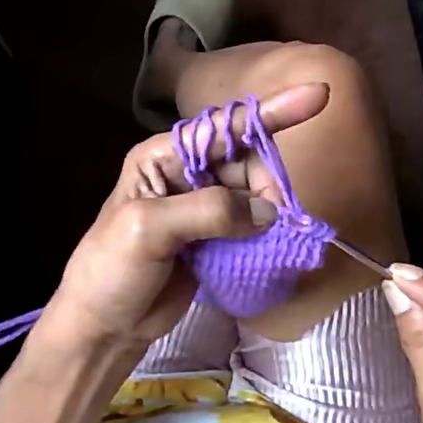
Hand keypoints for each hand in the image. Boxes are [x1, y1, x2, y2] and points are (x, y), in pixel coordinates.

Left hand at [37, 83, 331, 357]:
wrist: (105, 325)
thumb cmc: (112, 269)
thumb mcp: (147, 230)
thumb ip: (206, 211)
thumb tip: (265, 214)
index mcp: (161, 157)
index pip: (221, 128)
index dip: (270, 113)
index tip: (317, 97)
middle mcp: (184, 174)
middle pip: (245, 160)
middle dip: (267, 183)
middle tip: (274, 220)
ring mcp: (201, 207)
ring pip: (253, 194)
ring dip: (269, 211)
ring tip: (269, 238)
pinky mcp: (213, 238)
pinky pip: (251, 224)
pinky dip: (266, 233)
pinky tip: (270, 246)